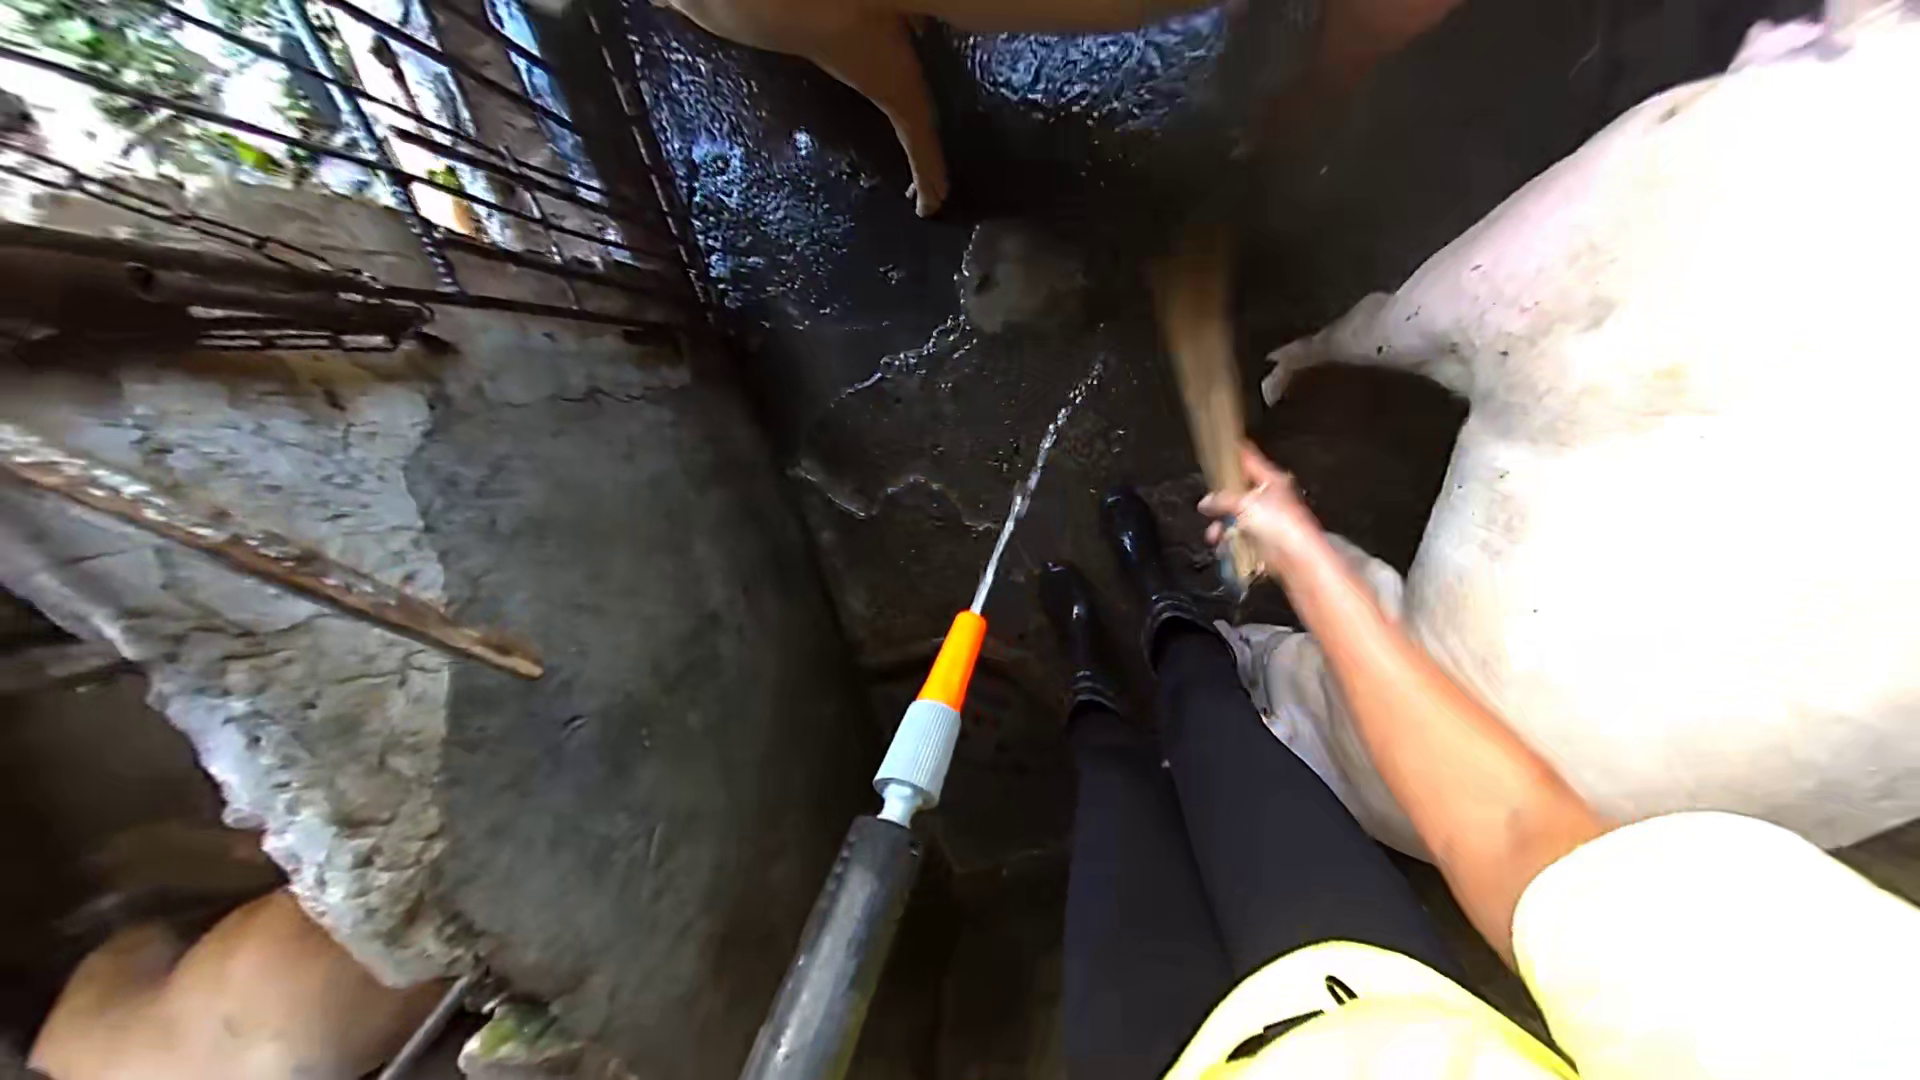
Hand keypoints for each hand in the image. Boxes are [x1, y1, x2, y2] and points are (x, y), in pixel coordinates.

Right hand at [1197, 442, 1327, 572]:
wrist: (1297, 556)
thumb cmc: (1278, 523)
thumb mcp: (1243, 503)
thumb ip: (1221, 500)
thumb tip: (1205, 502)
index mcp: (1271, 480)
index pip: (1248, 459)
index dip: (1234, 452)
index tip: (1220, 446)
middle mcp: (1269, 496)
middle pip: (1238, 490)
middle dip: (1220, 498)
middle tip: (1207, 500)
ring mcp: (1266, 519)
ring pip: (1235, 516)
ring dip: (1222, 524)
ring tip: (1214, 533)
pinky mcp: (1263, 539)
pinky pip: (1239, 535)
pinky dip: (1228, 539)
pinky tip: (1221, 544)